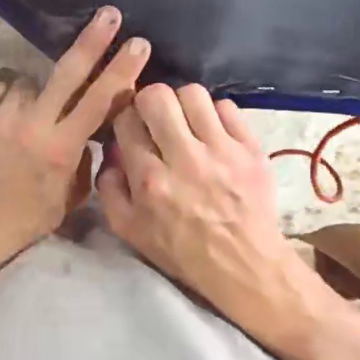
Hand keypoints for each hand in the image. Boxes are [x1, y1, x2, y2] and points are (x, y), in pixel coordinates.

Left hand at [0, 6, 150, 278]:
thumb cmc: (31, 215)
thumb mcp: (72, 193)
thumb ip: (84, 156)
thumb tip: (92, 125)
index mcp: (61, 147)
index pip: (98, 100)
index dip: (122, 70)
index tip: (138, 43)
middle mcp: (33, 124)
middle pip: (67, 72)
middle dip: (92, 40)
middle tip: (108, 14)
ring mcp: (2, 117)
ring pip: (29, 81)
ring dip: (38, 92)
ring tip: (33, 116)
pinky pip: (2, 89)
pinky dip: (10, 97)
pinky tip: (11, 116)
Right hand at [97, 83, 330, 350]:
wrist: (244, 266)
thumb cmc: (182, 251)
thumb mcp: (130, 231)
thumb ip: (110, 189)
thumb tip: (109, 153)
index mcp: (149, 179)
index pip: (126, 120)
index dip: (124, 117)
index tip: (131, 127)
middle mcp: (183, 158)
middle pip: (156, 96)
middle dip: (149, 100)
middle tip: (155, 117)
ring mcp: (220, 150)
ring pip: (193, 93)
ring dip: (183, 103)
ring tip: (185, 121)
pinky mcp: (250, 148)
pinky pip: (227, 107)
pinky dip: (215, 114)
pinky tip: (212, 132)